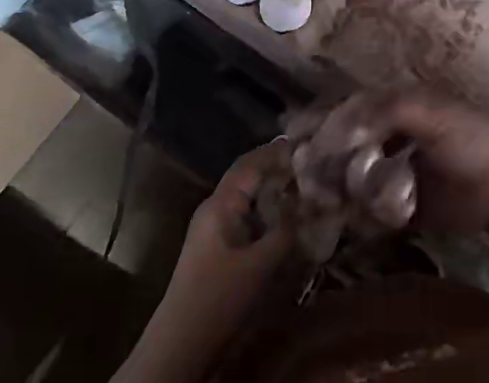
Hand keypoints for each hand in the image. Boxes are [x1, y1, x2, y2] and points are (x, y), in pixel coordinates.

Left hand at [167, 138, 294, 307]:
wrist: (181, 342)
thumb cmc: (220, 297)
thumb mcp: (260, 264)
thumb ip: (284, 230)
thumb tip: (305, 203)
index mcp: (220, 204)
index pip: (250, 164)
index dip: (275, 152)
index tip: (304, 145)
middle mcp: (213, 208)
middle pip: (246, 177)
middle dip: (274, 168)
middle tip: (307, 164)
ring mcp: (212, 228)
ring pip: (245, 197)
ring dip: (270, 190)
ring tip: (301, 188)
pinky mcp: (215, 247)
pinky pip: (243, 216)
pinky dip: (263, 211)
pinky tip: (282, 220)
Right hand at [290, 91, 488, 234]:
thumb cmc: (469, 139)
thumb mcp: (429, 112)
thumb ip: (385, 110)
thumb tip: (339, 126)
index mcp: (392, 108)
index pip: (346, 109)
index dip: (320, 120)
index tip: (292, 134)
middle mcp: (385, 137)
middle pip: (342, 144)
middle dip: (322, 155)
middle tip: (301, 170)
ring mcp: (389, 172)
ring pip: (349, 175)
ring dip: (337, 182)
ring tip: (322, 193)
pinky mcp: (397, 206)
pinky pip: (366, 206)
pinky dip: (357, 208)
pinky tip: (346, 211)